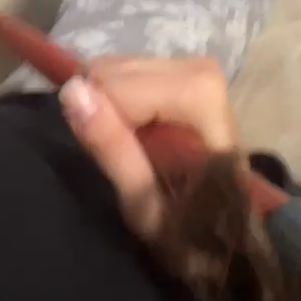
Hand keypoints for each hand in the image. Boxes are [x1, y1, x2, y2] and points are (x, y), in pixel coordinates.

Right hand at [58, 57, 236, 240]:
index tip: (106, 158)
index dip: (102, 118)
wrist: (228, 234)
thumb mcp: (144, 204)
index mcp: (200, 97)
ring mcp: (194, 65)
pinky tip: (133, 128)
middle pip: (117, 69)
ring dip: (107, 102)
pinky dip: (118, 96)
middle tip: (114, 153)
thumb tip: (72, 89)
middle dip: (101, 108)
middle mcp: (200, 69)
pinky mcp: (183, 69)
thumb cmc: (191, 230)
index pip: (121, 85)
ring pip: (118, 66)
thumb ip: (111, 145)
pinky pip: (128, 69)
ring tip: (125, 143)